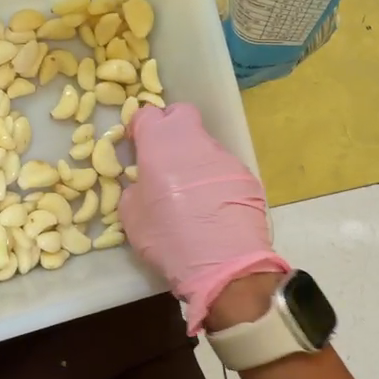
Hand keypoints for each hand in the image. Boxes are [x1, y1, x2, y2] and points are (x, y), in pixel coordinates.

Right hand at [124, 103, 289, 333]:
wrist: (224, 265)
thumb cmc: (167, 238)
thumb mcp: (132, 215)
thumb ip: (135, 188)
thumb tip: (144, 183)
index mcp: (160, 145)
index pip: (147, 113)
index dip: (139, 128)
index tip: (136, 146)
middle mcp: (195, 142)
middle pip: (182, 116)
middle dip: (171, 128)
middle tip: (163, 158)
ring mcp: (225, 158)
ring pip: (204, 145)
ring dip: (194, 160)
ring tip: (190, 195)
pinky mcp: (247, 177)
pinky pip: (222, 171)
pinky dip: (214, 181)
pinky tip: (213, 209)